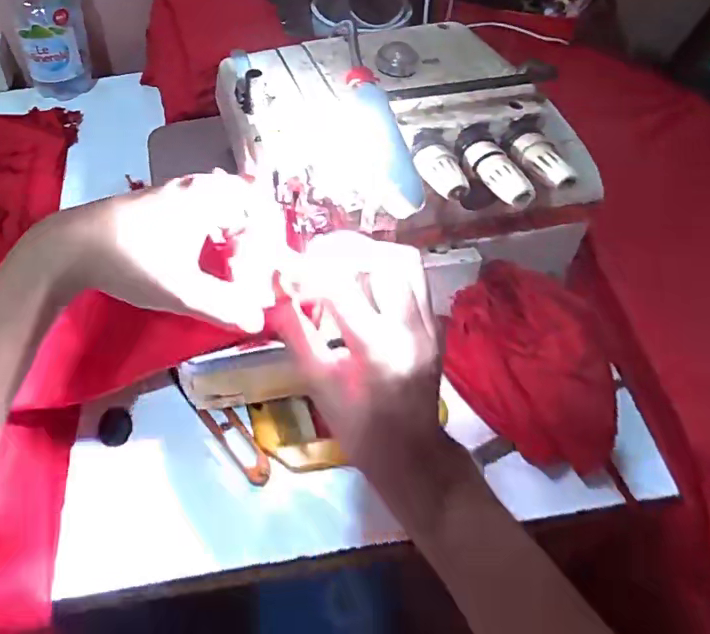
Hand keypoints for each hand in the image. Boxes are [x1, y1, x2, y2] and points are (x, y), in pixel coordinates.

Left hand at [13, 171, 281, 332]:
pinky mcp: (150, 199)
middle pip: (238, 195)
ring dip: (226, 222)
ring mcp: (168, 189)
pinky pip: (193, 201)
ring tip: (227, 256)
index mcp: (207, 198)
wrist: (72, 244)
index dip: (266, 240)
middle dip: (251, 227)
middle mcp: (191, 185)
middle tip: (251, 261)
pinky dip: (205, 221)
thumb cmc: (134, 262)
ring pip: (213, 196)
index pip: (256, 207)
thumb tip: (257, 320)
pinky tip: (193, 248)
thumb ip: (224, 306)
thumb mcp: (182, 291)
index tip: (261, 272)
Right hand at [274, 232, 447, 477]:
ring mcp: (429, 325)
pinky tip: (365, 281)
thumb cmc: (357, 425)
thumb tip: (274, 291)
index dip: (307, 271)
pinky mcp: (436, 324)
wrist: (411, 455)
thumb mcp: (317, 380)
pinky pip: (415, 277)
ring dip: (368, 255)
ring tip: (340, 265)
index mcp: (377, 349)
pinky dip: (387, 268)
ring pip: (403, 261)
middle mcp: (410, 328)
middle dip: (340, 253)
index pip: (339, 287)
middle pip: (379, 261)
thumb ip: (295, 330)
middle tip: (313, 261)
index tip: (284, 268)